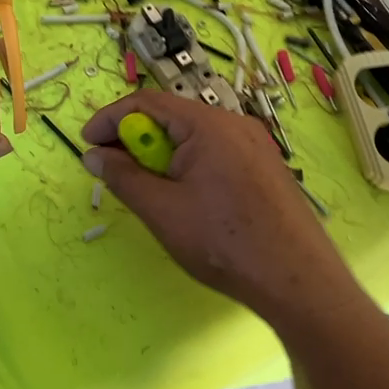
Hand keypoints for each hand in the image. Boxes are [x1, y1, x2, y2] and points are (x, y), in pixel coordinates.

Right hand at [80, 92, 357, 320]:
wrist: (301, 286)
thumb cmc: (224, 243)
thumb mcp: (160, 210)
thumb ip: (122, 176)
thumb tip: (95, 156)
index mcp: (208, 125)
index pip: (145, 103)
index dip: (110, 120)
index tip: (88, 145)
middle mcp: (234, 125)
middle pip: (170, 116)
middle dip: (134, 139)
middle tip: (113, 170)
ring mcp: (255, 146)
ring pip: (192, 136)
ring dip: (160, 154)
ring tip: (145, 188)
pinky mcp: (265, 169)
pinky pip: (214, 152)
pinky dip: (186, 165)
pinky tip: (182, 198)